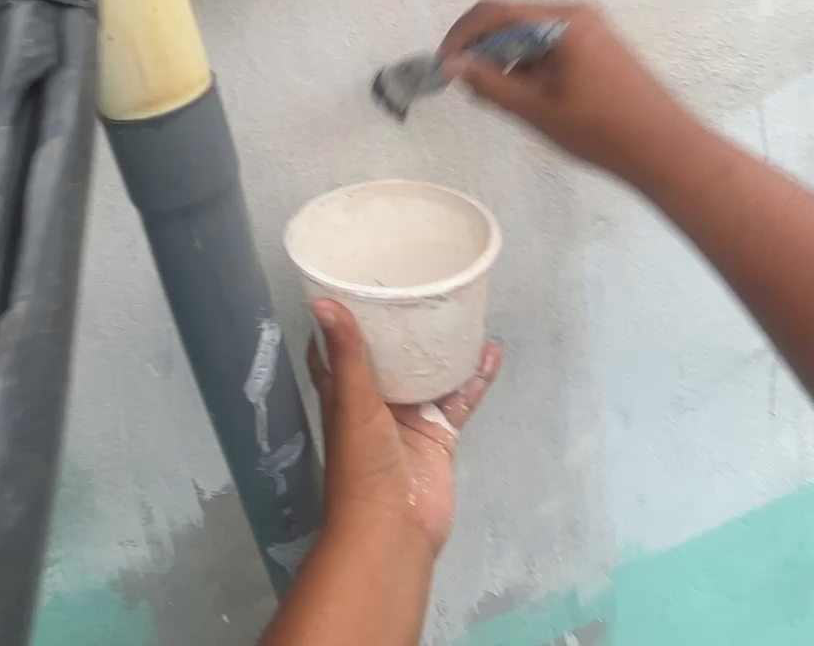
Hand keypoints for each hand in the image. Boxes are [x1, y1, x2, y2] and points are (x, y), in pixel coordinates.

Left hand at [308, 298, 500, 555]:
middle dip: (399, 327)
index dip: (341, 319)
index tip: (352, 284)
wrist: (395, 528)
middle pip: (388, 355)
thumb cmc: (362, 464)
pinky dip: (474, 378)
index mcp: (344, 391)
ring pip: (427, 372)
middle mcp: (375, 399)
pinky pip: (459, 398)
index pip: (336, 347)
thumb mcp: (353, 401)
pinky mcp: (439, 433)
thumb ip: (346, 353)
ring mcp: (409, 416)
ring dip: (440, 347)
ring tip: (457, 310)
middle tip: (416, 286)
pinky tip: (491, 354)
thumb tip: (322, 302)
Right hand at [440, 0, 686, 175]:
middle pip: (511, 18)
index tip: (444, 64)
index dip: (461, 34)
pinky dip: (526, 63)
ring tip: (496, 96)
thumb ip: (488, 83)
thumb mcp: (534, 109)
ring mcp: (589, 29)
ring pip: (527, 33)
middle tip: (466, 84)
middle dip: (481, 47)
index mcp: (562, 22)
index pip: (495, 12)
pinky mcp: (596, 45)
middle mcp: (575, 15)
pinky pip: (547, 43)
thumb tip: (452, 65)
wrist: (665, 149)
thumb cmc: (599, 130)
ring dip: (503, 58)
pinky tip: (524, 94)